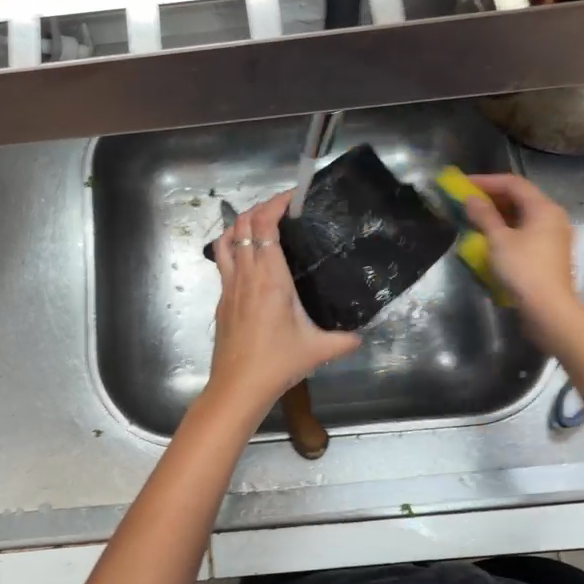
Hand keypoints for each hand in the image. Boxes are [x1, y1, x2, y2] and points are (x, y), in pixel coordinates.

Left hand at [207, 194, 361, 416]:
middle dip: (260, 208)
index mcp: (270, 278)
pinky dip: (233, 246)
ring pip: (226, 240)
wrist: (238, 386)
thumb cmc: (278, 363)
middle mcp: (246, 274)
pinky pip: (223, 261)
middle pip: (243, 225)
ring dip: (241, 224)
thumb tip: (361, 336)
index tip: (293, 198)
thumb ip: (344, 340)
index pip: (264, 226)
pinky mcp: (222, 298)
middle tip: (283, 210)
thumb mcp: (318, 350)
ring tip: (262, 225)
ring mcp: (229, 285)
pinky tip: (249, 258)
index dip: (275, 204)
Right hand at [459, 174, 583, 342]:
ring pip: (524, 216)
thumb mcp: (498, 240)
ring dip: (499, 214)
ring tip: (475, 218)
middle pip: (521, 198)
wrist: (549, 309)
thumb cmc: (523, 269)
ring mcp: (555, 236)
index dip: (487, 181)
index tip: (463, 184)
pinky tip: (492, 237)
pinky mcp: (551, 253)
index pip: (513, 183)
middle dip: (493, 197)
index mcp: (544, 208)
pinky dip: (508, 228)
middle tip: (467, 200)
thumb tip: (471, 198)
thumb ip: (484, 215)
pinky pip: (527, 231)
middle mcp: (554, 217)